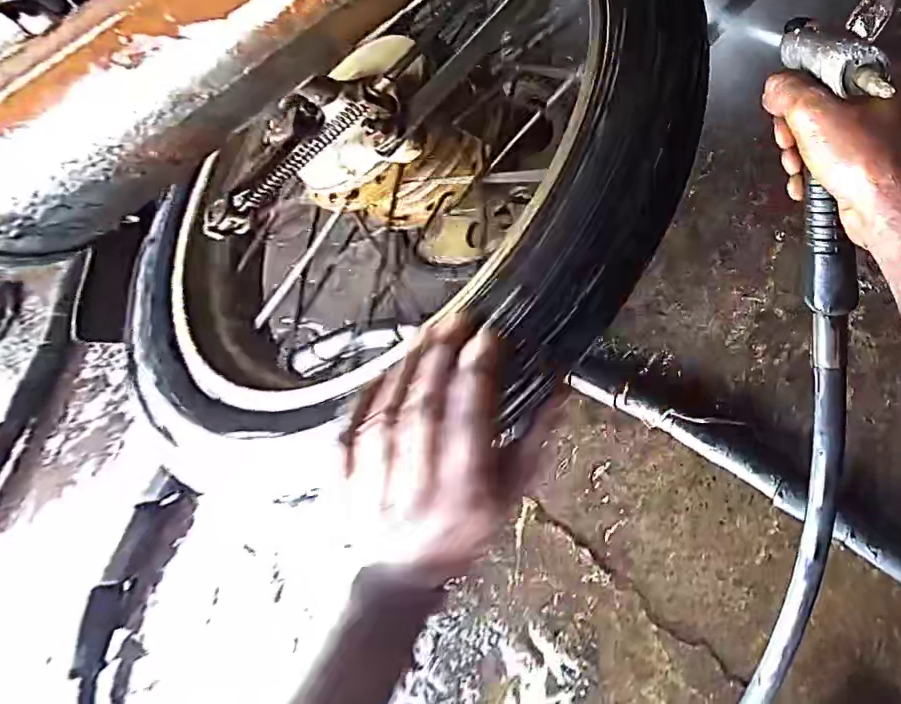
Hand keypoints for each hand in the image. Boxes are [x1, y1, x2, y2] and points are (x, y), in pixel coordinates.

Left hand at [340, 318, 548, 587]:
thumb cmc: (470, 529)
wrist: (402, 579)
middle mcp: (415, 483)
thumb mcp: (515, 490)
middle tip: (455, 320)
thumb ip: (536, 437)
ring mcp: (371, 485)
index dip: (477, 371)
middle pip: (422, 407)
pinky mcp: (340, 484)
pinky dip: (365, 396)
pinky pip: (347, 433)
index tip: (488, 336)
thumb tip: (560, 388)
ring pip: (383, 414)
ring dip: (405, 368)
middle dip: (439, 357)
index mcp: (463, 485)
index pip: (468, 416)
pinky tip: (384, 368)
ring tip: (424, 333)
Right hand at [762, 70, 900, 252]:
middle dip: (792, 124)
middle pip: (814, 100)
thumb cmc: (869, 165)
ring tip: (798, 164)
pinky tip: (807, 183)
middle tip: (790, 136)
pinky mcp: (858, 163)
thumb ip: (785, 89)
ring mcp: (868, 135)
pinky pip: (822, 158)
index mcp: (877, 75)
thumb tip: (775, 89)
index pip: (823, 60)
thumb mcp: (814, 112)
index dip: (797, 80)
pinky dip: (808, 172)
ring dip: (796, 152)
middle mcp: (876, 102)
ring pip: (814, 132)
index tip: (784, 96)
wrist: (886, 214)